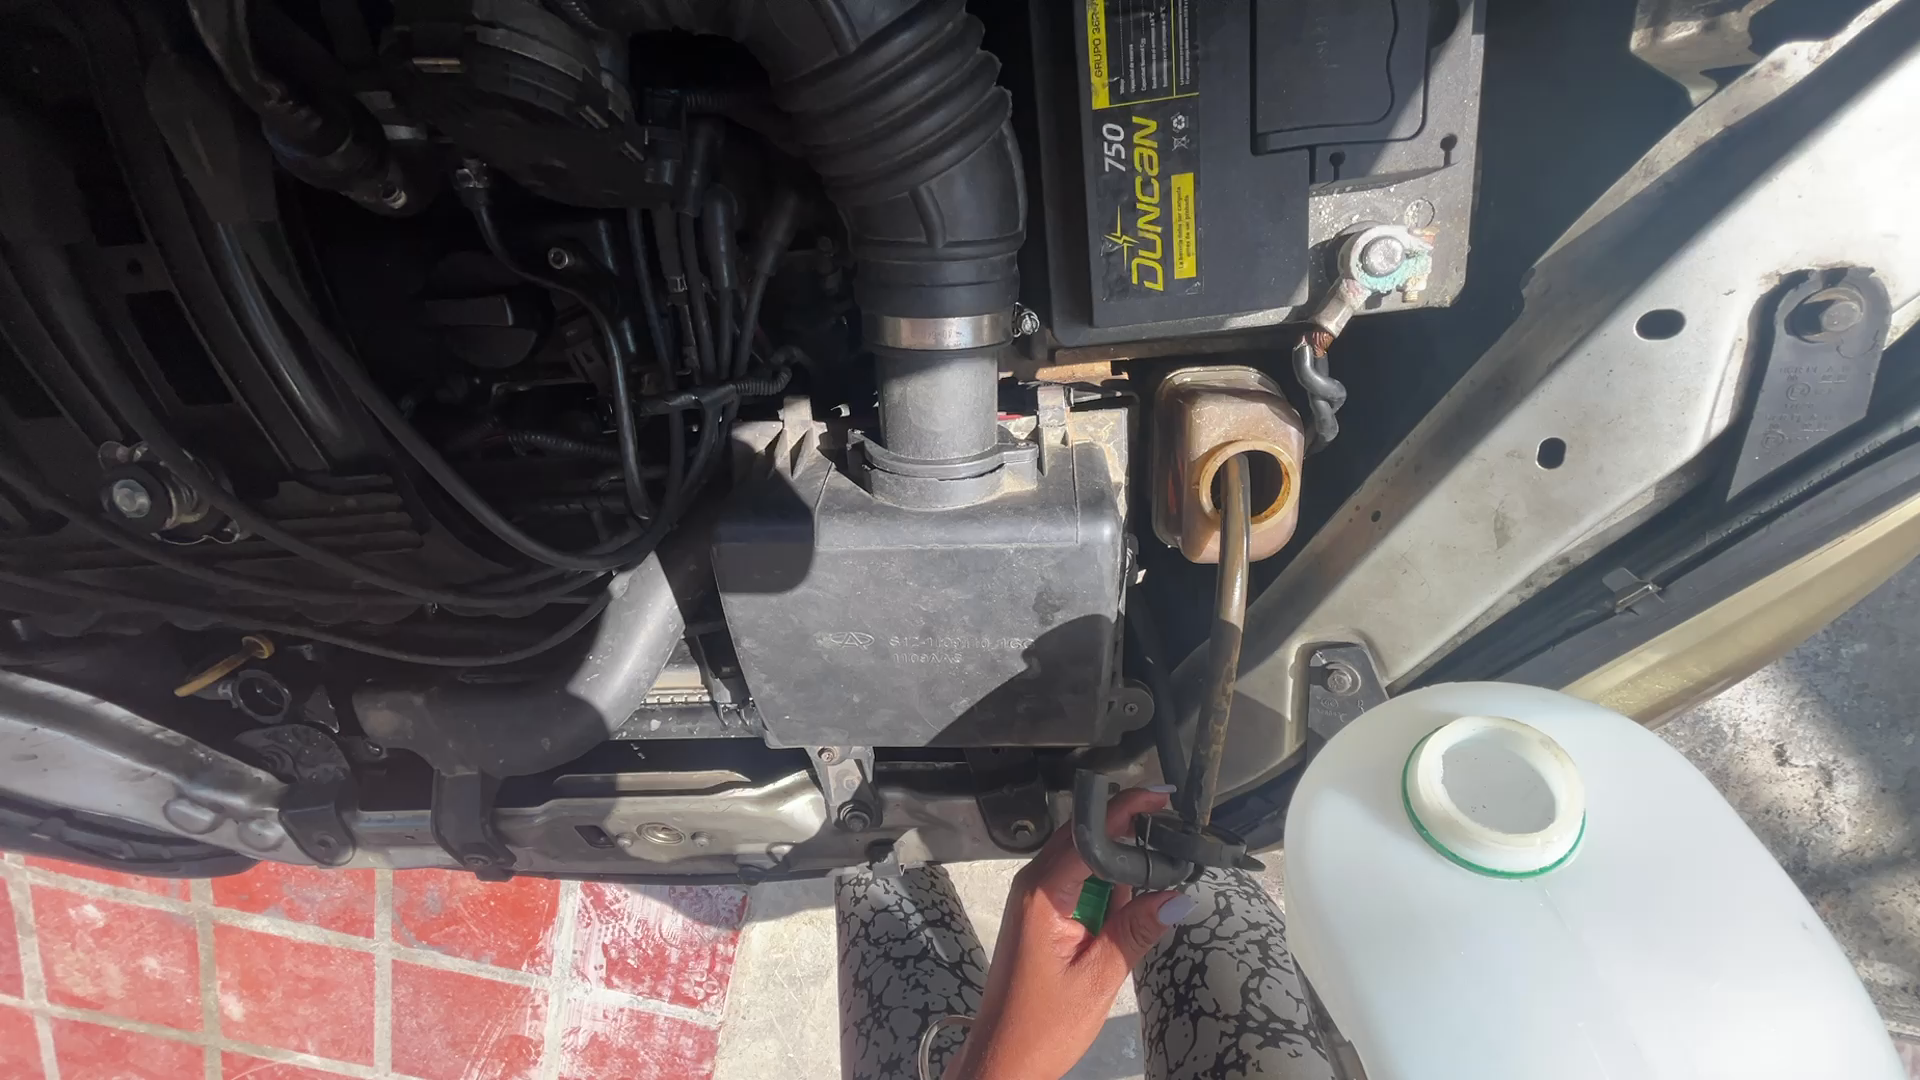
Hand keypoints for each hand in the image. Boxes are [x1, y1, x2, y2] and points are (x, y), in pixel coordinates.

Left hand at [946, 787, 1199, 1079]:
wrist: (1002, 1058)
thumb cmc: (1044, 1023)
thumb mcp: (1098, 978)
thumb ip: (1135, 931)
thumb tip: (1180, 894)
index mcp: (1043, 890)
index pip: (1088, 834)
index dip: (1125, 809)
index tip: (1161, 794)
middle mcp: (1034, 881)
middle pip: (1083, 835)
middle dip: (1125, 824)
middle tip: (1171, 817)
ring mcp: (1035, 894)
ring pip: (1081, 855)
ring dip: (1118, 853)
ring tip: (1162, 850)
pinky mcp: (1040, 910)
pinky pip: (1076, 879)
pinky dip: (1105, 880)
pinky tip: (1132, 890)